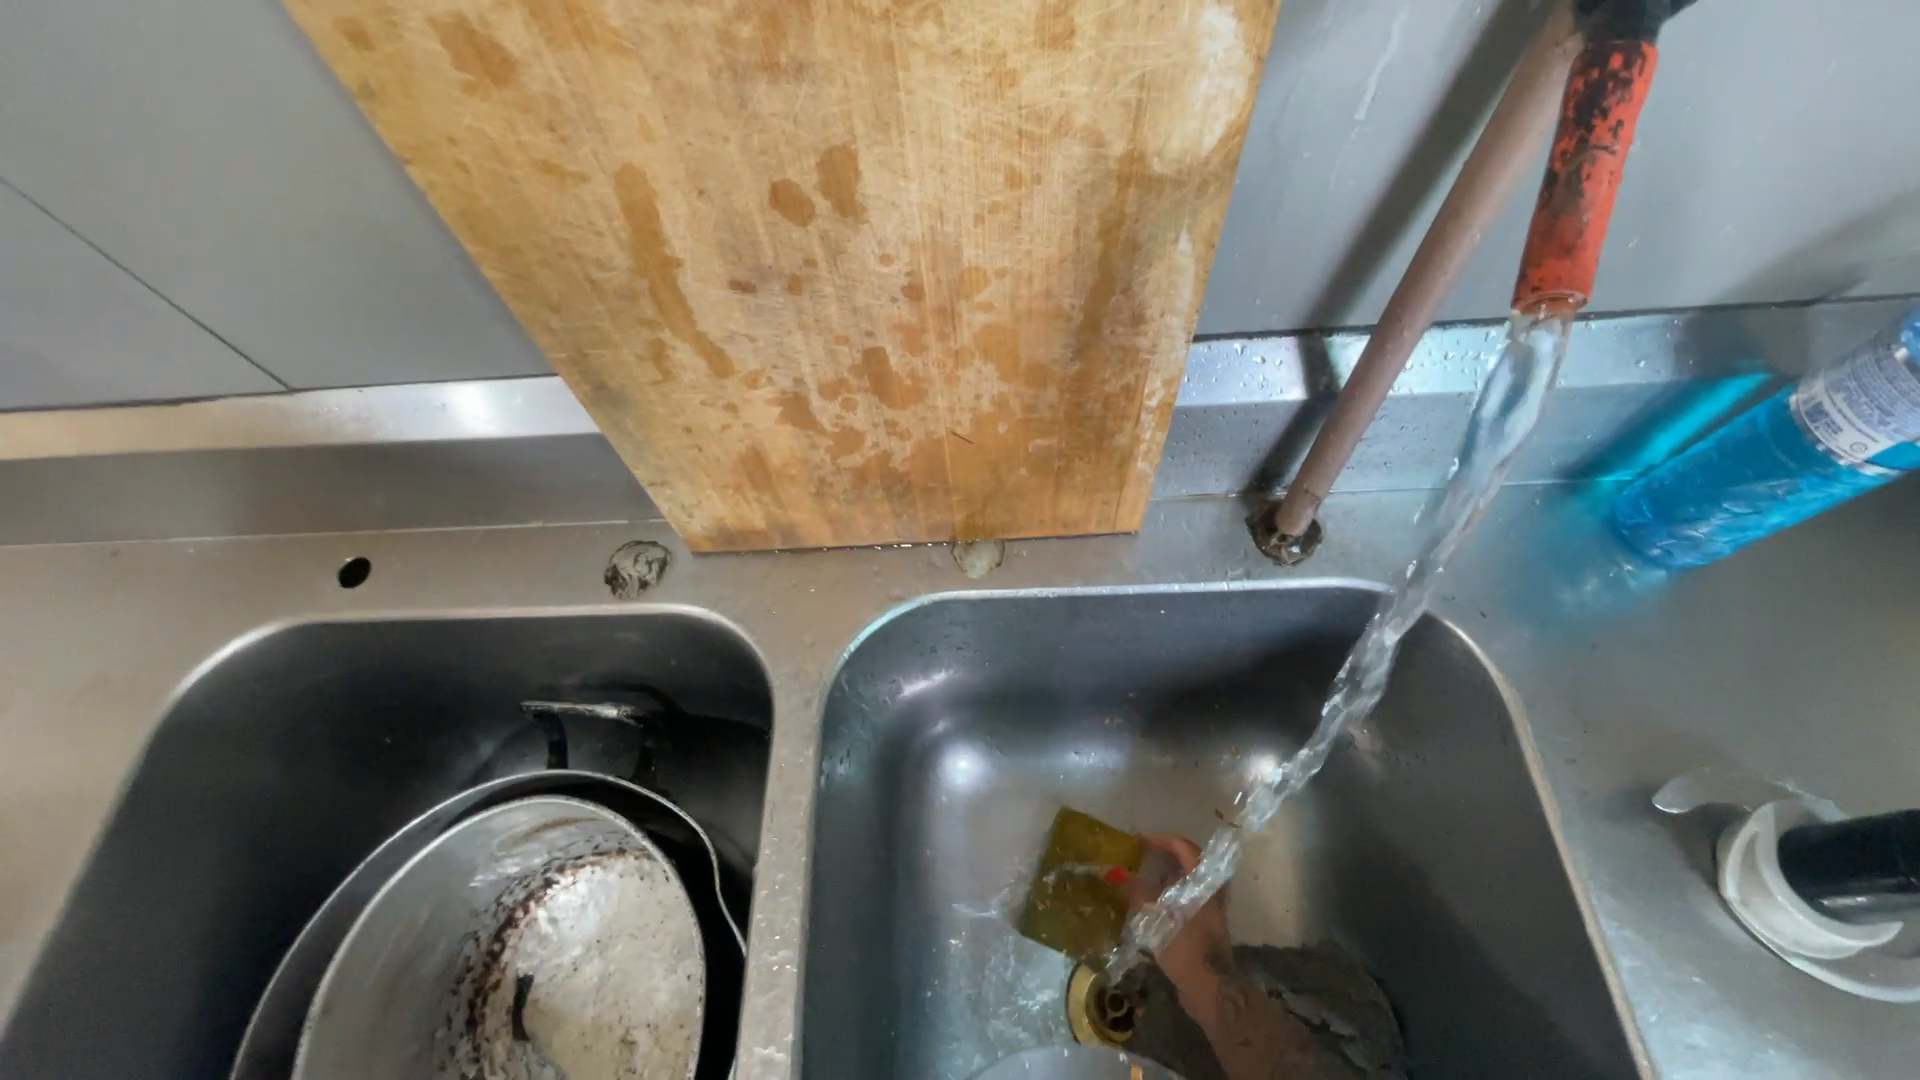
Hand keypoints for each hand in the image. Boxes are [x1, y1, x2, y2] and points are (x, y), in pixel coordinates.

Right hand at [1123, 834, 1232, 991]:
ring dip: (1167, 873)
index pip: (1183, 847)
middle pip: (1189, 860)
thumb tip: (1117, 873)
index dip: (1160, 840)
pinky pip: (1188, 895)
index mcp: (1203, 883)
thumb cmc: (1185, 948)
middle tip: (1142, 854)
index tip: (1138, 842)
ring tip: (1143, 875)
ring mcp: (1210, 907)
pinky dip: (1171, 891)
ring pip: (1189, 878)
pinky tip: (1152, 900)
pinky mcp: (1206, 923)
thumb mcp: (1157, 918)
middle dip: (1165, 854)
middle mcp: (1211, 890)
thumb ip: (1138, 893)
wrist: (1210, 989)